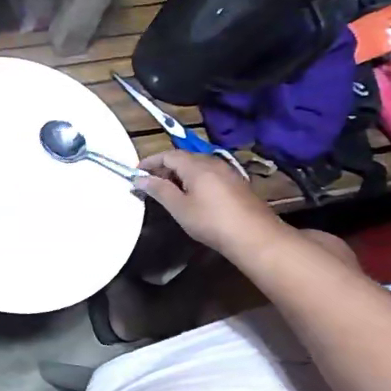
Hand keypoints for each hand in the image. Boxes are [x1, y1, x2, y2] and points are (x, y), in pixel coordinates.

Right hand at [133, 150, 283, 256]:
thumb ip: (159, 190)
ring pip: (197, 165)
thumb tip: (140, 178)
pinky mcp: (236, 183)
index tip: (136, 172)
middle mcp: (212, 162)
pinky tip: (193, 196)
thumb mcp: (179, 207)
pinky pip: (209, 174)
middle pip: (183, 157)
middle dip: (164, 168)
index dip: (150, 162)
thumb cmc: (211, 221)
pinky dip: (195, 179)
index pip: (168, 155)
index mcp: (196, 165)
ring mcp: (227, 171)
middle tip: (150, 183)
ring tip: (169, 190)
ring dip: (180, 174)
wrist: (254, 235)